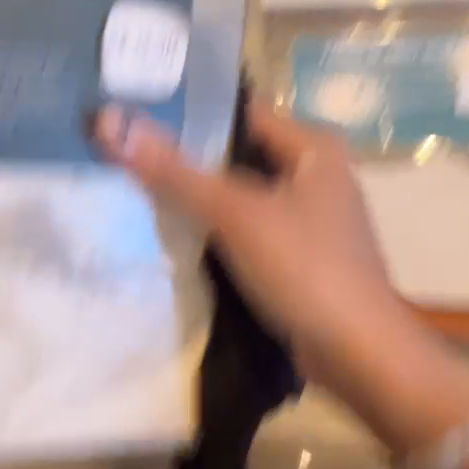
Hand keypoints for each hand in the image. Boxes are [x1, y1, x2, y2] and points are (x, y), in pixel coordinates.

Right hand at [93, 99, 409, 391]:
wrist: (360, 356)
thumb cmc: (305, 269)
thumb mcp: (235, 213)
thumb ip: (173, 171)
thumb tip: (109, 121)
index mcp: (313, 148)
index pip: (240, 112)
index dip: (188, 112)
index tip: (134, 114)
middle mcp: (315, 174)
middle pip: (237, 155)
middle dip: (186, 158)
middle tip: (125, 153)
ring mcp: (308, 219)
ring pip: (240, 195)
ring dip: (198, 198)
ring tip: (136, 188)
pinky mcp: (299, 257)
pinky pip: (247, 230)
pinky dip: (215, 230)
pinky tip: (174, 235)